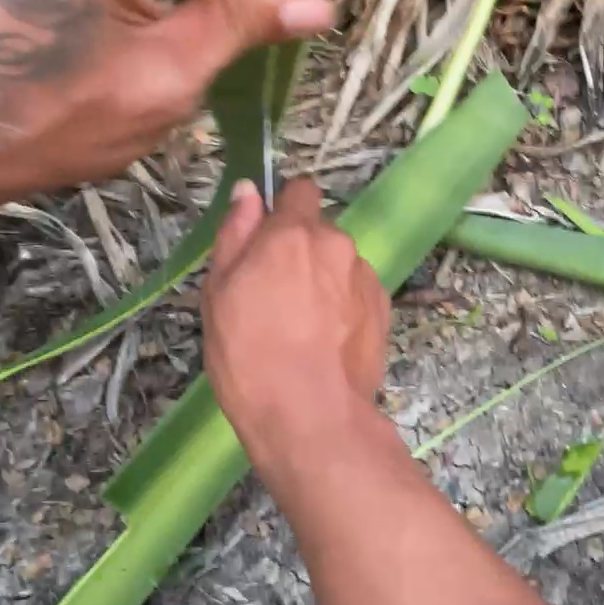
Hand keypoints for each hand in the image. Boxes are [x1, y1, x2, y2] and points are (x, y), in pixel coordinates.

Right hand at [201, 179, 389, 459]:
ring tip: (302, 326)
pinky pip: (357, 290)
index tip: (268, 239)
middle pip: (319, 231)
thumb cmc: (249, 355)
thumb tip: (248, 191)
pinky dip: (344, 304)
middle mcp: (337, 244)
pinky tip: (327, 340)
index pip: (300, 190)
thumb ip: (236, 234)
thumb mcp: (219, 293)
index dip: (284, 209)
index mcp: (294, 233)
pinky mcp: (384, 306)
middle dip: (300, 251)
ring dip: (324, 279)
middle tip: (274, 295)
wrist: (312, 414)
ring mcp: (365, 275)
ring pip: (339, 263)